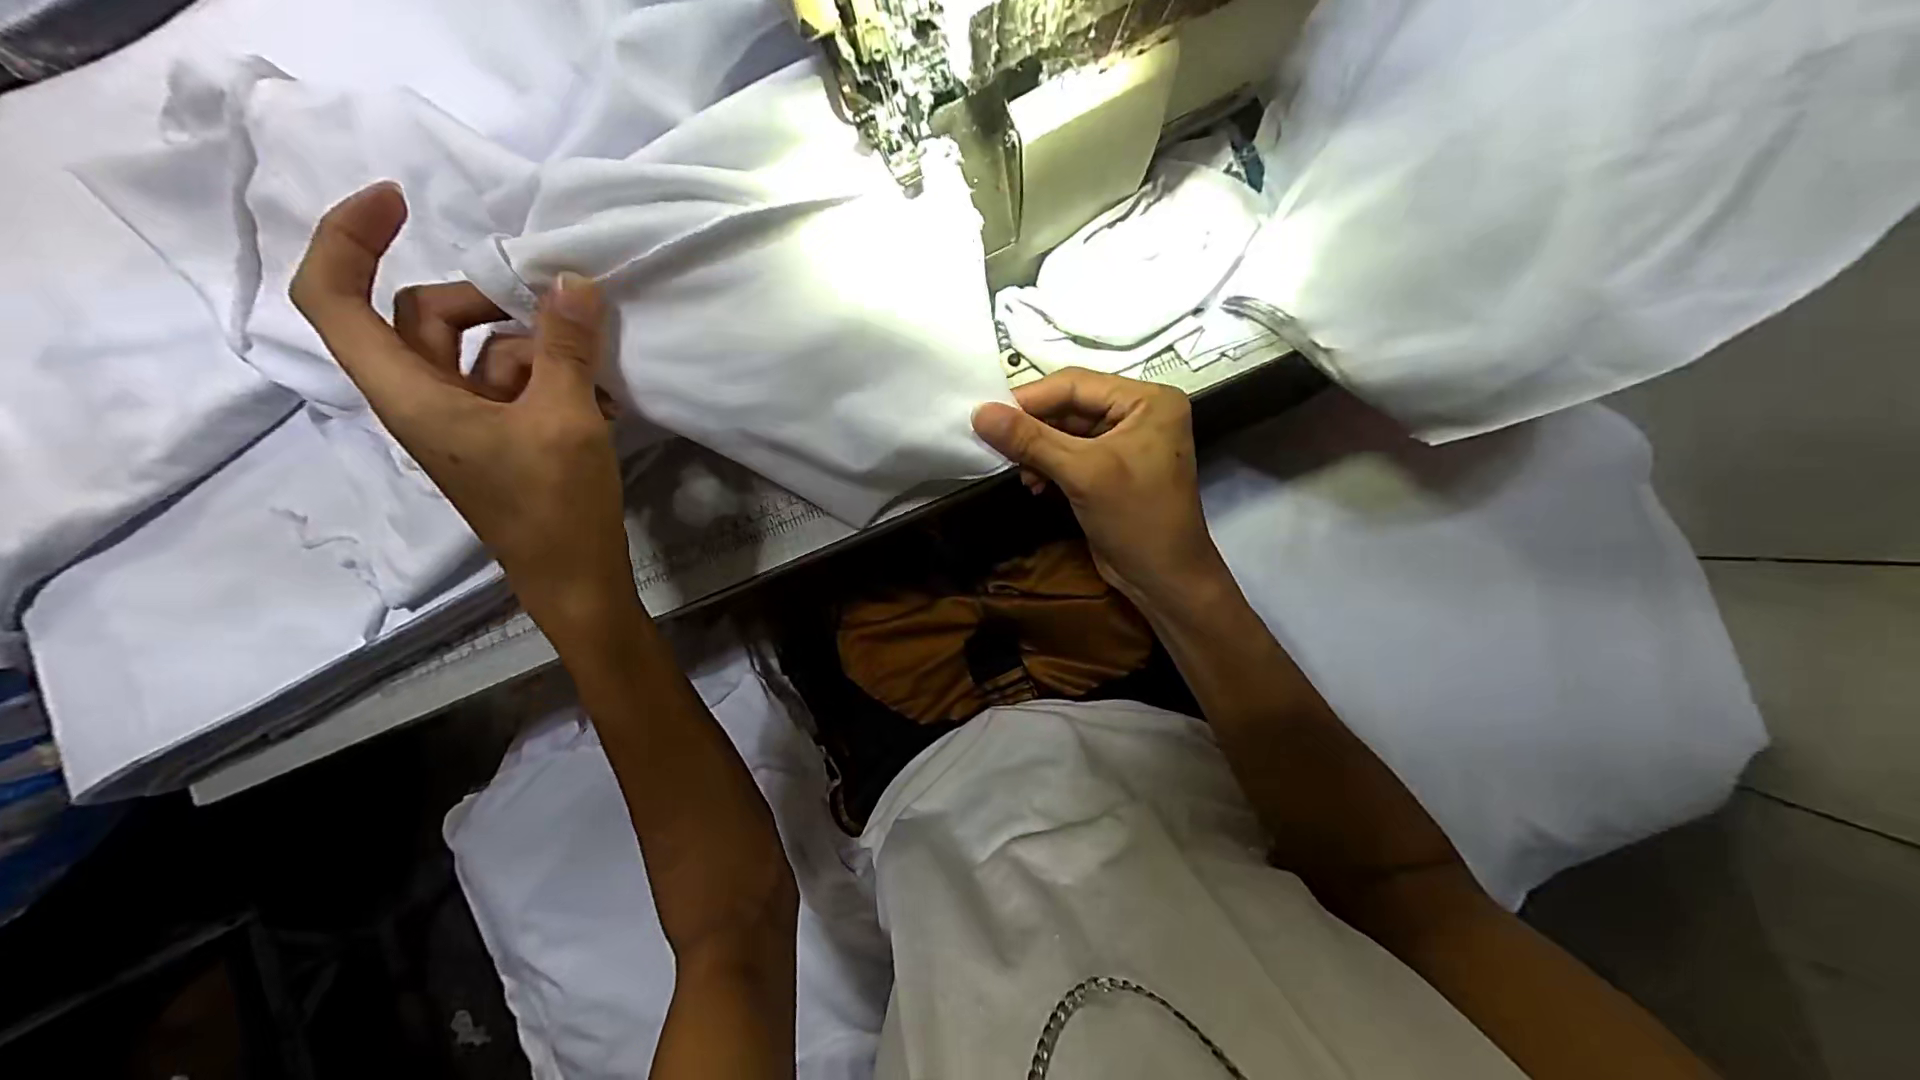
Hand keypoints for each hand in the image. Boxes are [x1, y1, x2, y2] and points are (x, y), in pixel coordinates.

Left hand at [291, 182, 635, 629]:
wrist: (574, 577)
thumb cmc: (555, 504)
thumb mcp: (568, 418)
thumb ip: (567, 347)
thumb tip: (571, 281)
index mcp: (411, 394)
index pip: (334, 298)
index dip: (349, 236)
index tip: (400, 199)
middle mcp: (424, 401)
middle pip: (426, 317)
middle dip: (489, 303)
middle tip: (552, 307)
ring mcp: (463, 422)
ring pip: (481, 352)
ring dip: (537, 350)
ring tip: (596, 377)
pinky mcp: (498, 438)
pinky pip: (513, 385)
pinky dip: (551, 381)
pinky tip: (601, 401)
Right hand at [971, 367, 1229, 611]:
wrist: (1164, 579)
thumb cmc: (1136, 519)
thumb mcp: (1082, 473)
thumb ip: (1030, 439)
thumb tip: (979, 412)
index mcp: (1148, 400)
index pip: (1075, 384)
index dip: (1029, 399)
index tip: (986, 414)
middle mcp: (1140, 412)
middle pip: (1070, 405)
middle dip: (1033, 428)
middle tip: (996, 443)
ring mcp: (1126, 441)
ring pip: (1066, 431)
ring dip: (1038, 450)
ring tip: (1020, 472)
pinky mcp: (1112, 468)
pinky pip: (1071, 453)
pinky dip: (1048, 465)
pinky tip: (1034, 483)